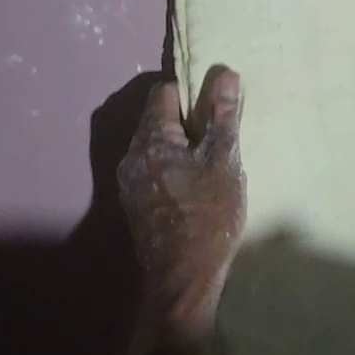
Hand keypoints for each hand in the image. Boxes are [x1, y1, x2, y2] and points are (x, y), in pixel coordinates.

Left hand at [117, 64, 246, 342]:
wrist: (183, 281)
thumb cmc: (208, 216)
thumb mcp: (224, 161)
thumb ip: (223, 115)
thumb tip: (225, 73)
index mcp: (151, 139)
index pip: (164, 92)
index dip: (191, 93)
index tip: (215, 109)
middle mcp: (132, 154)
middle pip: (158, 117)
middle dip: (187, 119)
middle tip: (218, 137)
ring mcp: (129, 181)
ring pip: (156, 143)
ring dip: (180, 144)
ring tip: (209, 162)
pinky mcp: (134, 202)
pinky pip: (153, 166)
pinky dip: (172, 165)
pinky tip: (194, 185)